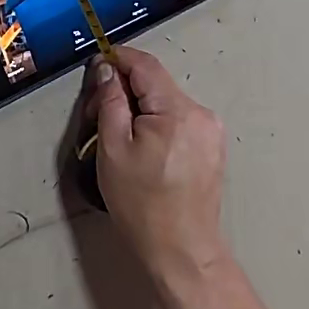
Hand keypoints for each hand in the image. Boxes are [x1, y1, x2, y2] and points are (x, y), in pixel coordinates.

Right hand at [87, 48, 229, 281]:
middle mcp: (200, 114)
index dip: (118, 59)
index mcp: (177, 111)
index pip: (145, 65)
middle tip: (97, 112)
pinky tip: (141, 147)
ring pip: (166, 102)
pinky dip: (157, 122)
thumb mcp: (113, 149)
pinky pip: (179, 119)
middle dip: (124, 90)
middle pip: (156, 83)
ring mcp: (210, 130)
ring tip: (118, 137)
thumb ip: (110, 102)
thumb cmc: (143, 206)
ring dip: (140, 108)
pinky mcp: (212, 146)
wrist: (182, 250)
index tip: (97, 63)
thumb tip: (106, 71)